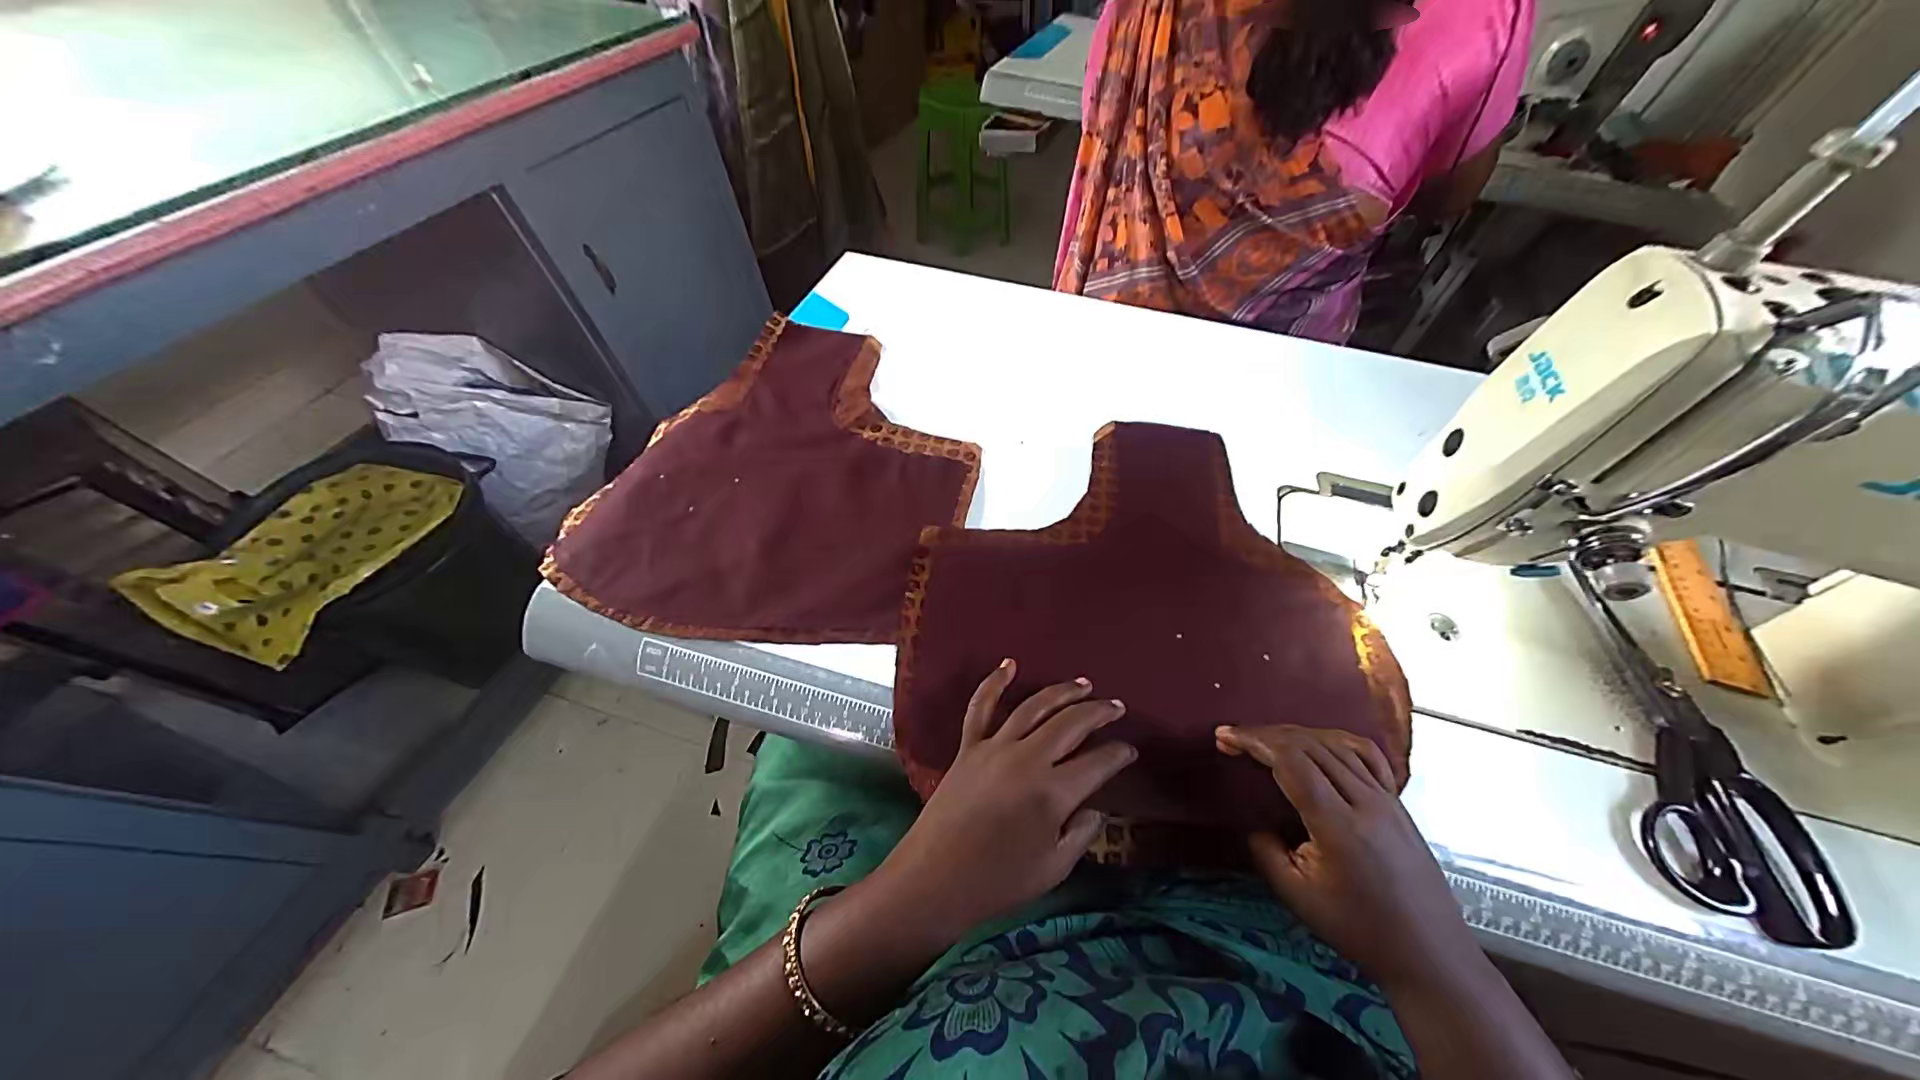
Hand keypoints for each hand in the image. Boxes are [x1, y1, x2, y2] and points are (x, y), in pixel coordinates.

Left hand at [867, 661, 1136, 948]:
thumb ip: (1081, 833)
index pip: (1098, 762)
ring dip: (1061, 692)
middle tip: (1116, 706)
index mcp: (1053, 792)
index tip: (1130, 750)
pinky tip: (1009, 664)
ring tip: (1083, 684)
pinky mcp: (968, 748)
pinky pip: (981, 707)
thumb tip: (1094, 808)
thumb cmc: (998, 881)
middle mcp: (1027, 760)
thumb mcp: (1054, 868)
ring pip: (1034, 708)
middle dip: (1098, 712)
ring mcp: (994, 748)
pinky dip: (994, 682)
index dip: (1119, 753)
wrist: (933, 879)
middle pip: (1071, 724)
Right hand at [1216, 724, 1478, 989]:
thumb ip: (1265, 851)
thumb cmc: (1359, 930)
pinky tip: (1316, 743)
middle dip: (1266, 735)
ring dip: (1294, 734)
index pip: (1293, 760)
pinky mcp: (1397, 803)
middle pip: (1311, 744)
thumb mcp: (1296, 896)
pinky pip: (1365, 754)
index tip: (1225, 738)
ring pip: (1336, 744)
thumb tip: (1253, 822)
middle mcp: (1366, 802)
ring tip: (1265, 739)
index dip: (1255, 741)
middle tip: (1233, 737)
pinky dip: (1333, 740)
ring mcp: (1387, 799)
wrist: (1430, 954)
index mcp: (1338, 825)